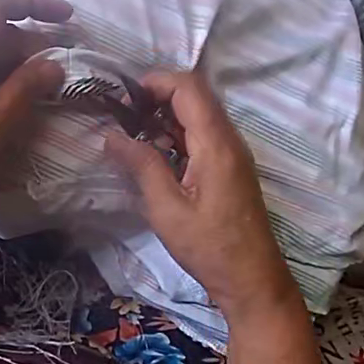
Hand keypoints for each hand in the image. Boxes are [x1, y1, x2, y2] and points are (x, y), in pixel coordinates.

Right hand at [104, 70, 303, 323]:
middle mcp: (229, 140)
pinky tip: (155, 158)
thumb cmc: (209, 247)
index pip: (188, 88)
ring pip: (197, 116)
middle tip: (123, 120)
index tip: (123, 101)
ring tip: (133, 141)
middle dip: (156, 99)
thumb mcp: (166, 209)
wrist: (252, 281)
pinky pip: (202, 137)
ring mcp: (232, 154)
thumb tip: (112, 134)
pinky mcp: (229, 169)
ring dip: (164, 119)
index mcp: (216, 144)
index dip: (155, 83)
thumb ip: (142, 165)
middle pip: (194, 96)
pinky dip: (176, 137)